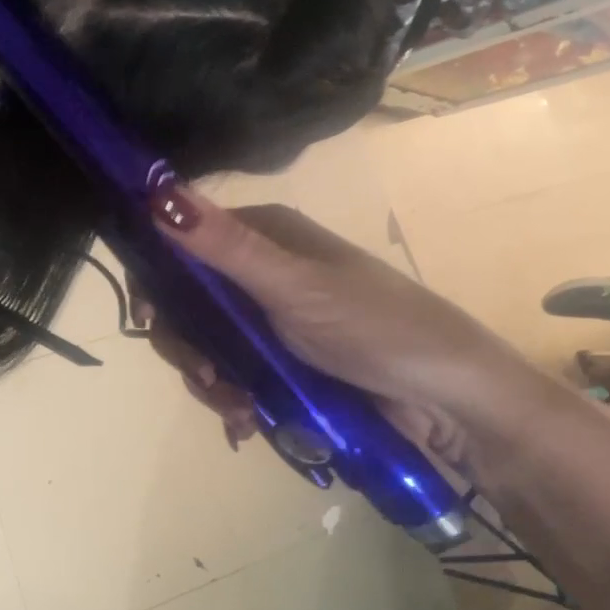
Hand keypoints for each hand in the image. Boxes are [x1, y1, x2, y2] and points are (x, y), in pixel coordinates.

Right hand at [139, 189, 544, 465]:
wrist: (461, 406)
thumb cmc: (379, 330)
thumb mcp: (294, 286)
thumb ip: (223, 245)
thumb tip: (154, 190)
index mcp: (262, 236)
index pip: (179, 241)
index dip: (154, 277)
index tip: (148, 317)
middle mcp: (259, 268)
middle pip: (183, 298)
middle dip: (183, 342)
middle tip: (203, 376)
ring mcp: (270, 316)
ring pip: (203, 340)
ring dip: (207, 376)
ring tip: (235, 409)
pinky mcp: (282, 358)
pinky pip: (231, 370)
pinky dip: (230, 394)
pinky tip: (245, 419)